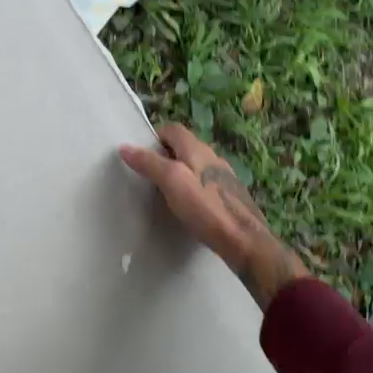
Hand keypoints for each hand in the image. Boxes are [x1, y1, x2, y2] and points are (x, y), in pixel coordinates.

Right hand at [119, 123, 307, 307]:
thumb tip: (125, 147)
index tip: (141, 155)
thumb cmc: (206, 208)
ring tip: (167, 192)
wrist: (247, 243)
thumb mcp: (171, 182)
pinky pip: (206, 184)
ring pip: (196, 166)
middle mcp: (213, 158)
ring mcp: (225, 178)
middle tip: (150, 174)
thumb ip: (149, 163)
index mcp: (197, 149)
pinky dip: (194, 189)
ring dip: (180, 173)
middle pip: (184, 147)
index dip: (154, 137)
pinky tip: (190, 207)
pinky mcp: (232, 197)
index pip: (172, 129)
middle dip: (166, 156)